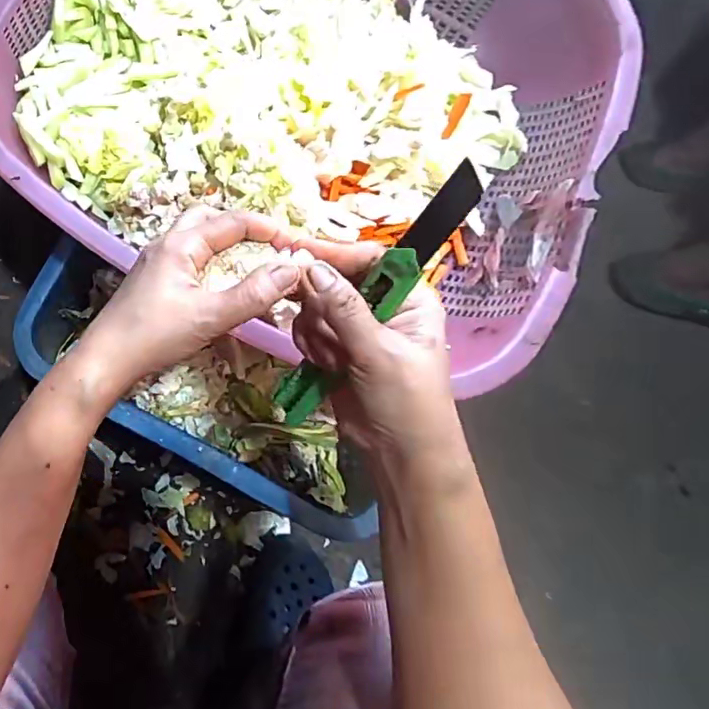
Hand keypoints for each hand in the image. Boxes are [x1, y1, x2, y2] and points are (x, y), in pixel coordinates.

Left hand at [75, 207, 304, 387]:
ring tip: (248, 257)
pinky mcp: (151, 280)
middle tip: (269, 243)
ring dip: (223, 241)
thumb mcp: (210, 316)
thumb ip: (254, 293)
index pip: (233, 221)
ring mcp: (155, 262)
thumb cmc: (155, 335)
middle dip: (242, 226)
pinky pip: (186, 257)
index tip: (295, 243)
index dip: (268, 228)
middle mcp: (166, 244)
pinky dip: (208, 259)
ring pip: (195, 237)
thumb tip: (293, 268)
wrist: (105, 360)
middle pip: (209, 218)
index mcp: (181, 244)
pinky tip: (216, 281)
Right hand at [290, 254, 472, 489]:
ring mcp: (355, 328)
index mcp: (407, 298)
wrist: (399, 455)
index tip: (300, 252)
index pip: (370, 259)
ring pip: (315, 306)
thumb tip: (313, 266)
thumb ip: (344, 308)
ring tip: (333, 361)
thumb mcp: (378, 352)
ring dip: (316, 332)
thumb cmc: (407, 401)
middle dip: (323, 307)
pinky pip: (308, 330)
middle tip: (324, 332)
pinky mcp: (334, 348)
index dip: (337, 254)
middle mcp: (381, 306)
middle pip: (334, 280)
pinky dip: (309, 345)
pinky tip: (323, 366)